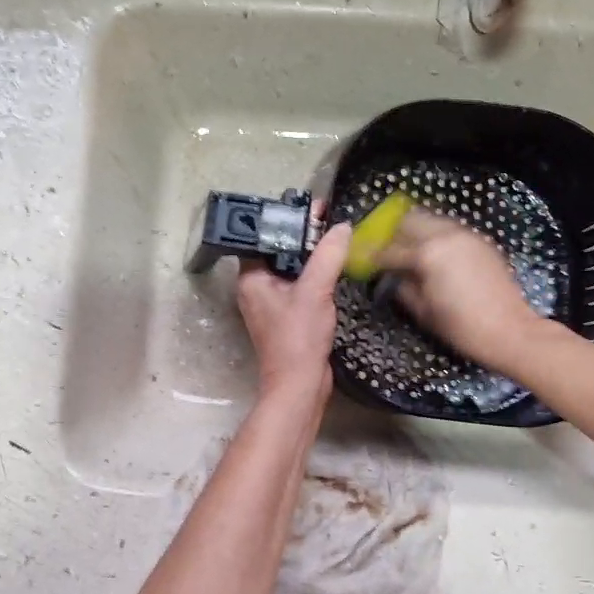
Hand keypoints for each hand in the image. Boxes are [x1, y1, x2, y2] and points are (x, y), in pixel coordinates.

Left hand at [236, 222, 351, 401]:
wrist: (300, 385)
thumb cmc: (298, 338)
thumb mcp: (315, 291)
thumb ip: (327, 256)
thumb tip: (342, 227)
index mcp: (251, 278)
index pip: (262, 237)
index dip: (286, 220)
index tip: (312, 209)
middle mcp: (256, 288)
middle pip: (279, 251)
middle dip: (303, 236)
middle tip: (328, 220)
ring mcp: (271, 303)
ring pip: (291, 269)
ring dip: (311, 256)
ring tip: (335, 238)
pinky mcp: (287, 316)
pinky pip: (300, 286)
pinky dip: (315, 276)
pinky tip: (334, 268)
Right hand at [372, 209, 549, 372]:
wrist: (511, 330)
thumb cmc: (462, 327)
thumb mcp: (424, 312)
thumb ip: (404, 288)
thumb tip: (393, 278)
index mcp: (427, 254)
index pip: (391, 250)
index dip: (374, 257)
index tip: (365, 260)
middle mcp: (445, 235)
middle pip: (410, 220)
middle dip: (395, 233)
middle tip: (389, 250)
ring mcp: (466, 235)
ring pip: (432, 220)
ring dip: (418, 232)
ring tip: (412, 251)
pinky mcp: (481, 241)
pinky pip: (451, 230)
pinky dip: (438, 237)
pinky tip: (437, 256)